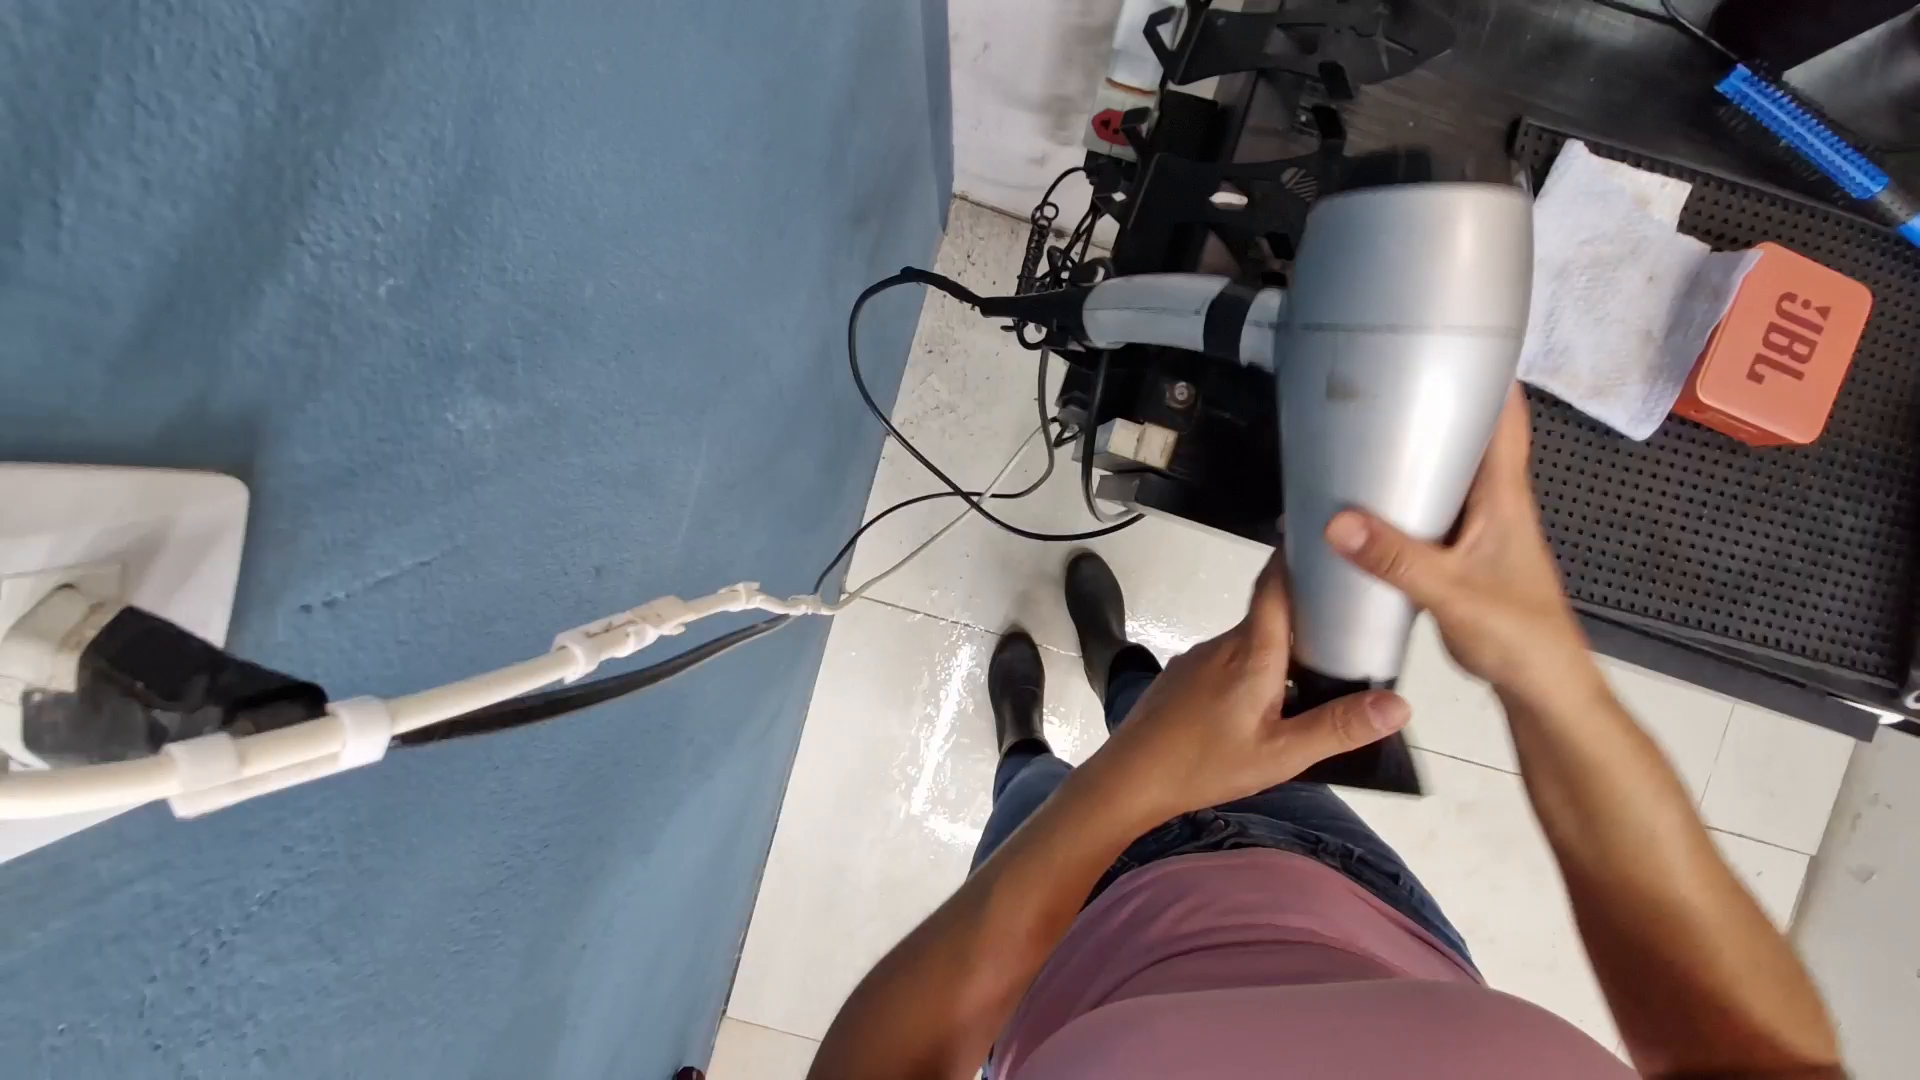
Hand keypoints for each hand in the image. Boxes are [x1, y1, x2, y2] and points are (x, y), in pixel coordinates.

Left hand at [1091, 550, 1410, 818]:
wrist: (1132, 776)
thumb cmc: (1206, 763)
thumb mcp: (1281, 754)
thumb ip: (1337, 727)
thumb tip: (1399, 702)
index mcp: (1251, 653)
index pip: (1274, 588)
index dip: (1293, 559)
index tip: (1318, 536)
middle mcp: (1222, 644)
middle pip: (1267, 613)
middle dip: (1304, 612)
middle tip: (1347, 620)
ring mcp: (1198, 659)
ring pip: (1248, 640)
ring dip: (1278, 646)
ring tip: (1316, 668)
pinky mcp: (1183, 676)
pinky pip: (1227, 659)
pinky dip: (1252, 665)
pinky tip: (1265, 697)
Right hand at [1323, 386, 1599, 707]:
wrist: (1541, 688)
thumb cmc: (1518, 634)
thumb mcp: (1453, 593)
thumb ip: (1396, 559)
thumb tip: (1334, 522)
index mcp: (1503, 497)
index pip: (1504, 420)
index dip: (1485, 377)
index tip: (1445, 344)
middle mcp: (1490, 504)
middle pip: (1461, 443)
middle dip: (1424, 413)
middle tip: (1369, 393)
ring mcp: (1473, 531)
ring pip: (1438, 480)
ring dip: (1404, 461)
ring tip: (1351, 444)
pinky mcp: (1455, 556)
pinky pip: (1420, 516)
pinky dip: (1392, 506)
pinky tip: (1356, 513)